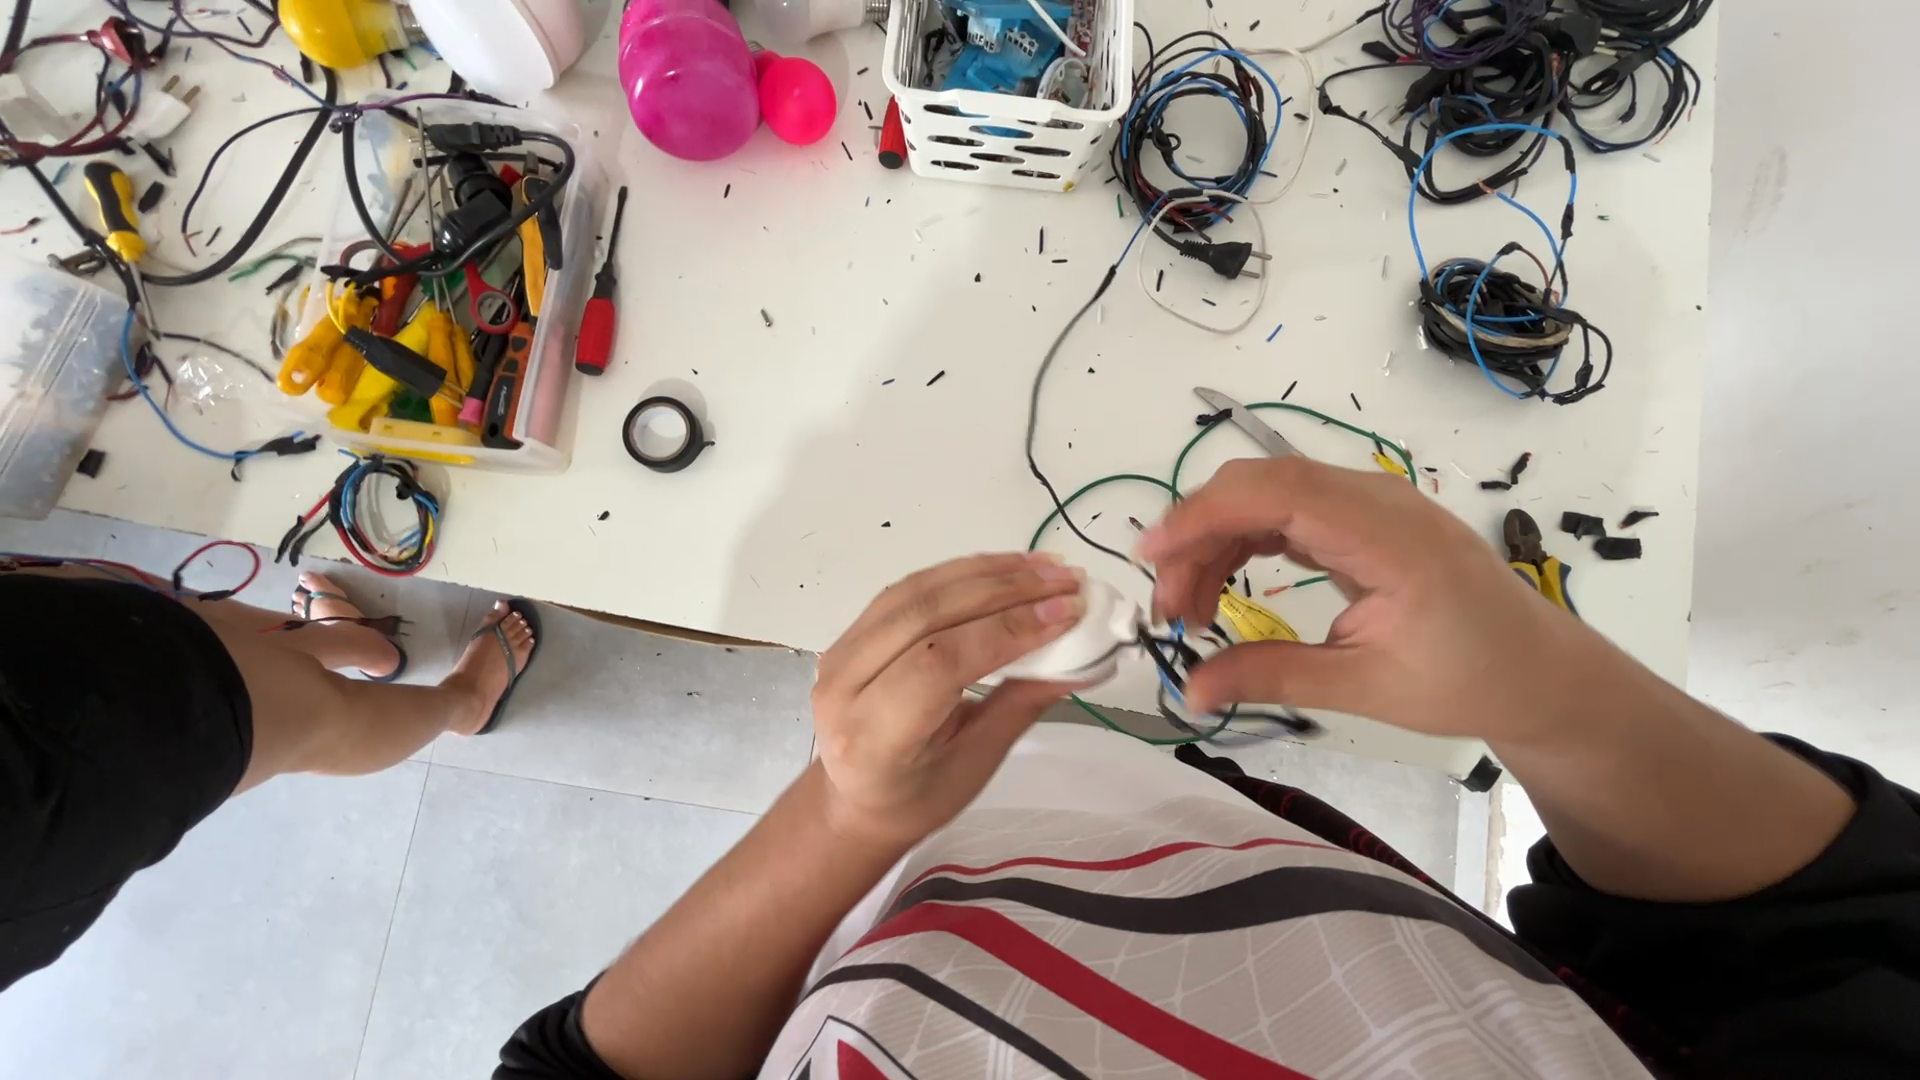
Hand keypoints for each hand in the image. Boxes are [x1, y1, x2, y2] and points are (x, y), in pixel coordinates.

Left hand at [811, 552, 1087, 845]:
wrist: (855, 796)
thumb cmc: (917, 796)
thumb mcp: (975, 763)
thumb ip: (1020, 704)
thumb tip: (1082, 660)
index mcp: (869, 736)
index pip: (939, 663)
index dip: (1007, 630)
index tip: (1068, 611)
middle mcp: (842, 685)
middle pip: (927, 614)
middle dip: (1005, 591)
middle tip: (1067, 581)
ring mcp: (840, 650)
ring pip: (918, 590)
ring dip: (988, 572)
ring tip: (1045, 567)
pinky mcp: (851, 630)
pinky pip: (910, 588)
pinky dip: (962, 572)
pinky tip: (1005, 568)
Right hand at [1138, 456, 1599, 741]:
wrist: (1540, 672)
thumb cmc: (1470, 681)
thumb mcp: (1367, 688)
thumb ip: (1272, 677)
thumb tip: (1189, 691)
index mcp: (1391, 536)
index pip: (1277, 494)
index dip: (1203, 515)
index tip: (1148, 556)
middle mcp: (1375, 500)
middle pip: (1258, 484)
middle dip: (1196, 536)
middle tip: (1169, 607)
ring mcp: (1366, 502)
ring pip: (1260, 494)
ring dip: (1211, 543)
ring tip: (1189, 609)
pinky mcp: (1355, 517)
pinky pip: (1278, 511)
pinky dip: (1237, 543)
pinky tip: (1220, 587)